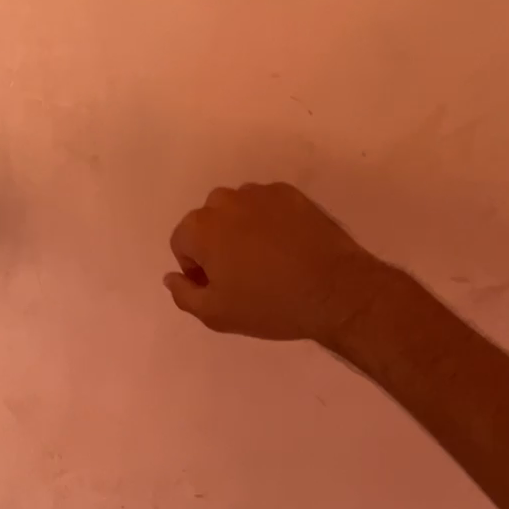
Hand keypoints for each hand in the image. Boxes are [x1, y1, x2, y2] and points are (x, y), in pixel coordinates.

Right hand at [163, 182, 395, 345]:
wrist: (337, 292)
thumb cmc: (271, 305)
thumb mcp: (217, 315)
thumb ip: (184, 294)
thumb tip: (171, 276)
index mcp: (200, 228)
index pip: (182, 244)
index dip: (197, 269)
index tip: (222, 288)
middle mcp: (223, 201)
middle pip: (208, 223)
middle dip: (218, 245)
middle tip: (245, 275)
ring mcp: (258, 193)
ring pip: (237, 211)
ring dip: (243, 230)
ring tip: (270, 260)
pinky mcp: (289, 193)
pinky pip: (267, 205)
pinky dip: (271, 221)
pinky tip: (290, 247)